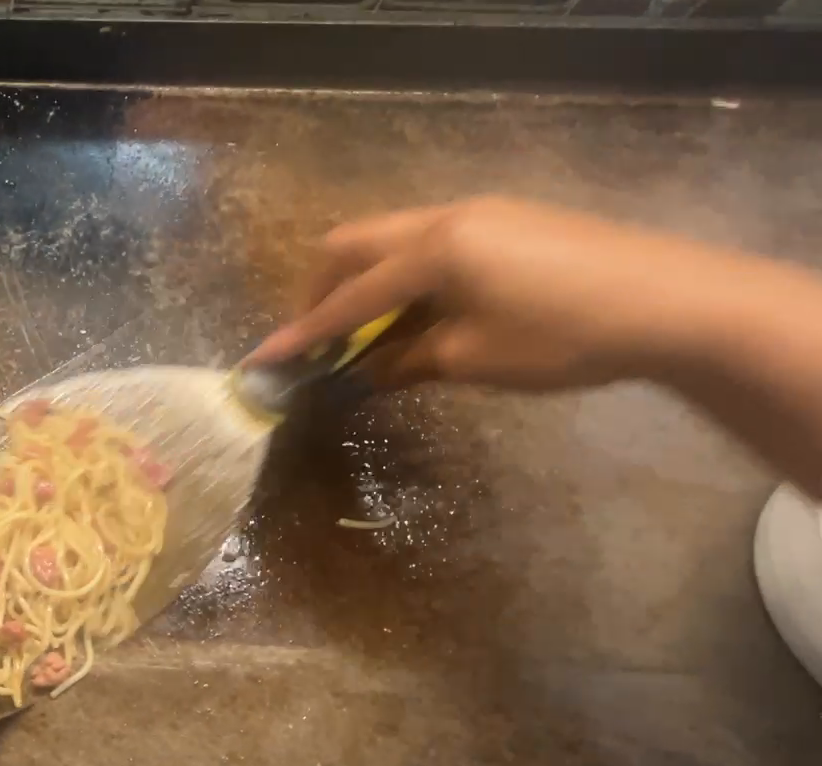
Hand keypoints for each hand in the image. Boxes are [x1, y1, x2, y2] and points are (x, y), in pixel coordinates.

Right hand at [242, 196, 786, 390]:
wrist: (683, 305)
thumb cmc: (562, 337)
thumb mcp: (469, 358)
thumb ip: (402, 361)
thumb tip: (362, 373)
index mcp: (433, 251)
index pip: (346, 299)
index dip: (300, 334)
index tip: (258, 360)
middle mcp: (446, 220)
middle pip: (352, 244)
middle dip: (321, 291)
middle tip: (317, 336)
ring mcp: (479, 215)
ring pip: (388, 239)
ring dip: (362, 282)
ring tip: (364, 331)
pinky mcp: (506, 223)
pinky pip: (427, 244)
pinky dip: (401, 278)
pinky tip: (415, 313)